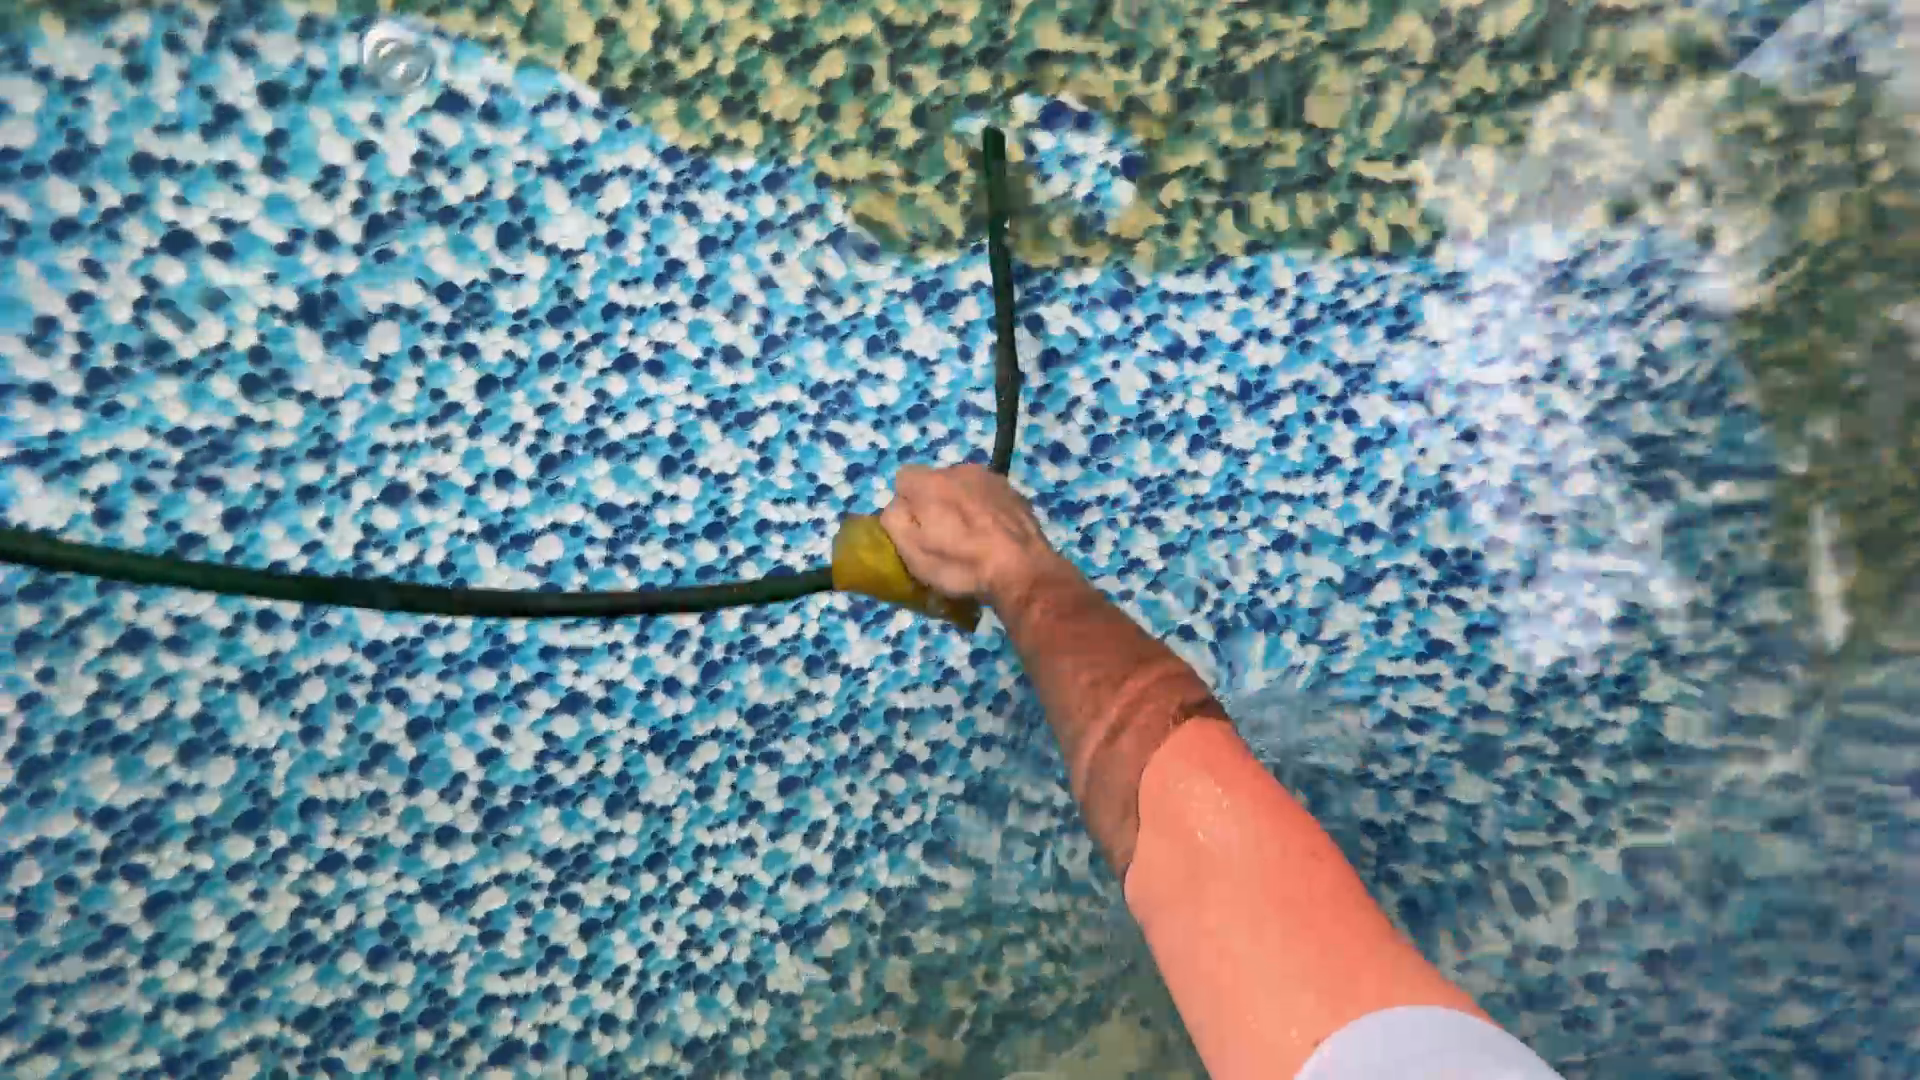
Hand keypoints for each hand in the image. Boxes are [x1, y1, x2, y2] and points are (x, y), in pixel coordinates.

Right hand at [879, 464, 1065, 602]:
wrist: (1022, 571)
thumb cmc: (961, 564)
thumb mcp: (911, 552)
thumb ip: (894, 520)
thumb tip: (898, 507)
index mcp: (930, 481)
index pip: (903, 479)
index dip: (906, 505)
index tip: (916, 531)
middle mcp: (960, 469)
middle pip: (936, 483)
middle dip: (935, 504)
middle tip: (944, 538)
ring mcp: (992, 479)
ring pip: (965, 489)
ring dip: (963, 507)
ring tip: (973, 539)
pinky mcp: (1015, 493)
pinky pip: (989, 499)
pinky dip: (987, 513)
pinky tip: (994, 538)